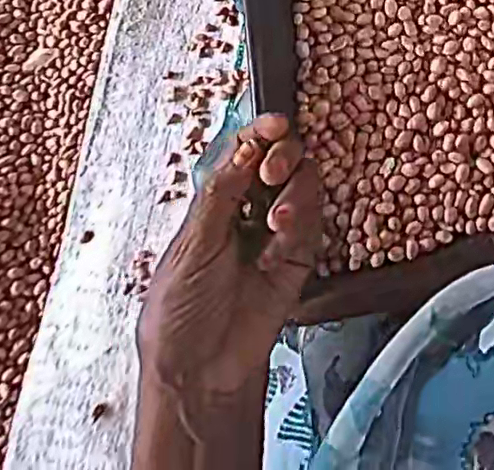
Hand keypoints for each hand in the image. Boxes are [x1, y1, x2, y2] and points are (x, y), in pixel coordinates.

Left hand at [137, 114, 319, 399]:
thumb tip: (247, 149)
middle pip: (282, 157)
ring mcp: (277, 227)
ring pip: (304, 182)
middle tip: (273, 172)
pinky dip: (301, 225)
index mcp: (219, 196)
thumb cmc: (180, 309)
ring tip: (276, 220)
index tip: (276, 123)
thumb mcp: (193, 244)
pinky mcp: (299, 252)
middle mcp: (251, 205)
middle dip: (283, 155)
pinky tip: (279, 246)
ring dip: (295, 192)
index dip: (262, 131)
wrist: (201, 369)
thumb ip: (223, 192)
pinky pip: (313, 220)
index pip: (245, 149)